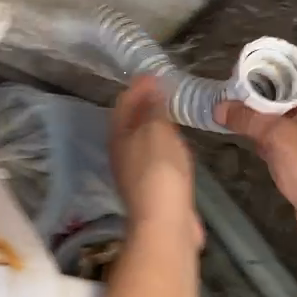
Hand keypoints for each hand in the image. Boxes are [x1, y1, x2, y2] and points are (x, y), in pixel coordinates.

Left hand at [109, 78, 202, 249]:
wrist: (165, 222)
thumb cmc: (159, 170)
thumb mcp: (157, 130)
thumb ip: (154, 108)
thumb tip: (150, 89)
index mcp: (118, 136)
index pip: (124, 103)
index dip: (138, 87)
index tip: (155, 74)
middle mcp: (122, 153)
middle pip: (130, 122)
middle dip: (145, 104)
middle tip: (165, 90)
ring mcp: (135, 173)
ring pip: (143, 140)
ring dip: (155, 125)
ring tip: (173, 113)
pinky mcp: (152, 188)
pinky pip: (157, 157)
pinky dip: (165, 144)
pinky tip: (178, 145)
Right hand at [216, 77, 296, 249]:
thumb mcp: (276, 136)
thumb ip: (247, 118)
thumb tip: (218, 107)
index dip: (275, 64)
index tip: (248, 62)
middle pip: (285, 95)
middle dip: (259, 89)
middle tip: (231, 83)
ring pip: (278, 118)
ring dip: (257, 113)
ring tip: (229, 104)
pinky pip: (276, 139)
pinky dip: (259, 134)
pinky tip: (240, 132)